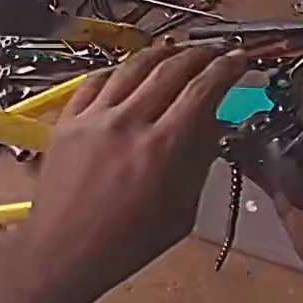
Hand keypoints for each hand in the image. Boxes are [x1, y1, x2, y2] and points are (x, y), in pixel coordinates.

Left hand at [0, 46, 254, 302]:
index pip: (203, 88)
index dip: (226, 68)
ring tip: (175, 52)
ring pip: (132, 67)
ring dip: (159, 53)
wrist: (64, 251)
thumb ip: (199, 161)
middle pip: (170, 68)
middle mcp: (128, 123)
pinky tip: (126, 71)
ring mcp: (94, 119)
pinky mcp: (68, 122)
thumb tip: (214, 123)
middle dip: (199, 54)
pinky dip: (116, 71)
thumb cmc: (125, 242)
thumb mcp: (180, 210)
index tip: (237, 60)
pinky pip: (94, 82)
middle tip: (212, 53)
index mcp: (163, 147)